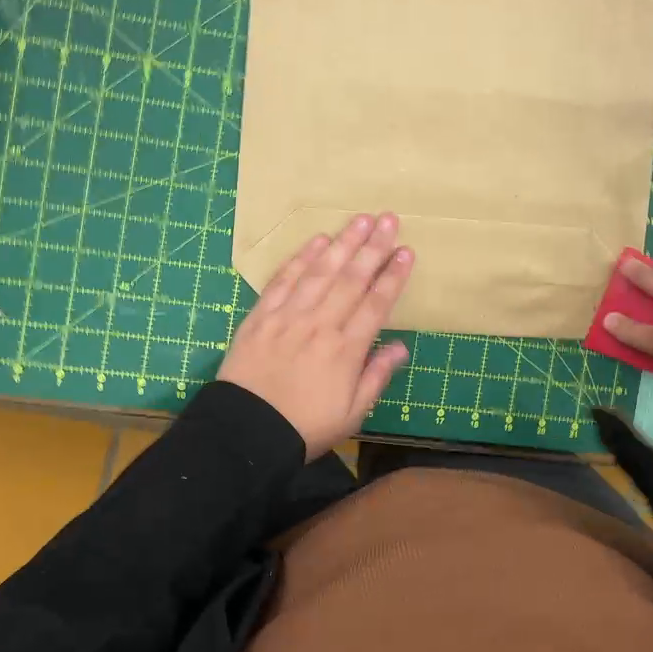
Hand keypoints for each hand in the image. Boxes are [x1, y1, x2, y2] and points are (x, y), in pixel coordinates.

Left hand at [218, 213, 413, 460]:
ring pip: (321, 272)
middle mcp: (321, 325)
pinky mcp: (261, 316)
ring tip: (360, 219)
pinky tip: (318, 241)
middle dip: (373, 247)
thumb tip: (400, 346)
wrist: (246, 432)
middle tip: (389, 219)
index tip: (406, 251)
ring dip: (343, 243)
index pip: (376, 304)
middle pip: (352, 279)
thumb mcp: (352, 414)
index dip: (393, 276)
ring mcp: (289, 317)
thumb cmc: (305, 427)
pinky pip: (284, 280)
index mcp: (346, 350)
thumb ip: (376, 376)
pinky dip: (302, 258)